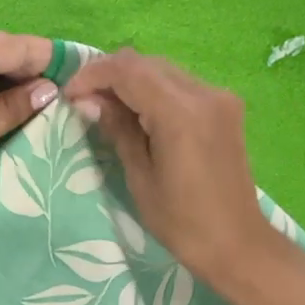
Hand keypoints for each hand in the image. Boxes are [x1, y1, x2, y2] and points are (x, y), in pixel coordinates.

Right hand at [62, 49, 278, 281]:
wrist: (234, 241)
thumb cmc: (181, 221)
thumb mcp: (140, 177)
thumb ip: (118, 130)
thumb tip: (90, 102)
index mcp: (180, 113)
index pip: (128, 71)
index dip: (93, 75)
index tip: (69, 94)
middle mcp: (204, 93)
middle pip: (146, 64)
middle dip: (110, 75)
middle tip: (83, 100)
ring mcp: (219, 97)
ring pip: (163, 71)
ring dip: (131, 81)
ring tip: (104, 107)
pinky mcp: (224, 107)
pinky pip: (180, 86)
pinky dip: (153, 92)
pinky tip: (136, 114)